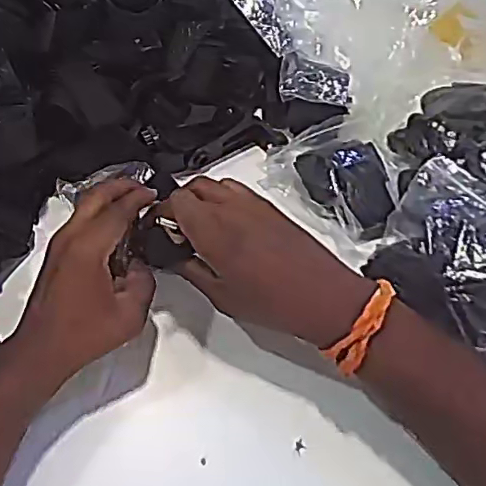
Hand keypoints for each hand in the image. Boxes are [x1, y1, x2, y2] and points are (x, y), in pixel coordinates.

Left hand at [4, 179, 158, 391]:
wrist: (44, 346)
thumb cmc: (76, 334)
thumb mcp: (129, 315)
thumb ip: (143, 283)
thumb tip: (142, 267)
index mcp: (88, 247)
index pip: (117, 210)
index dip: (138, 198)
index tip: (152, 194)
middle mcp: (70, 239)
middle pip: (96, 196)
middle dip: (120, 186)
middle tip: (140, 186)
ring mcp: (59, 244)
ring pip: (84, 206)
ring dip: (108, 199)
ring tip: (130, 202)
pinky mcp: (56, 253)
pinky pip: (79, 222)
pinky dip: (98, 215)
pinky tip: (113, 228)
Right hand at [166, 177, 374, 345]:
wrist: (324, 298)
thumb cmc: (277, 300)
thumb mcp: (220, 295)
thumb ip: (190, 269)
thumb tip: (175, 258)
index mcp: (211, 227)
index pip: (173, 201)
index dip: (162, 213)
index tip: (161, 229)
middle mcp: (229, 208)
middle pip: (191, 187)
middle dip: (179, 203)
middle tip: (178, 228)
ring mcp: (251, 204)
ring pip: (214, 185)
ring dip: (202, 199)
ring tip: (202, 224)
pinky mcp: (268, 207)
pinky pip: (236, 191)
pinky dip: (224, 199)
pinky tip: (228, 223)